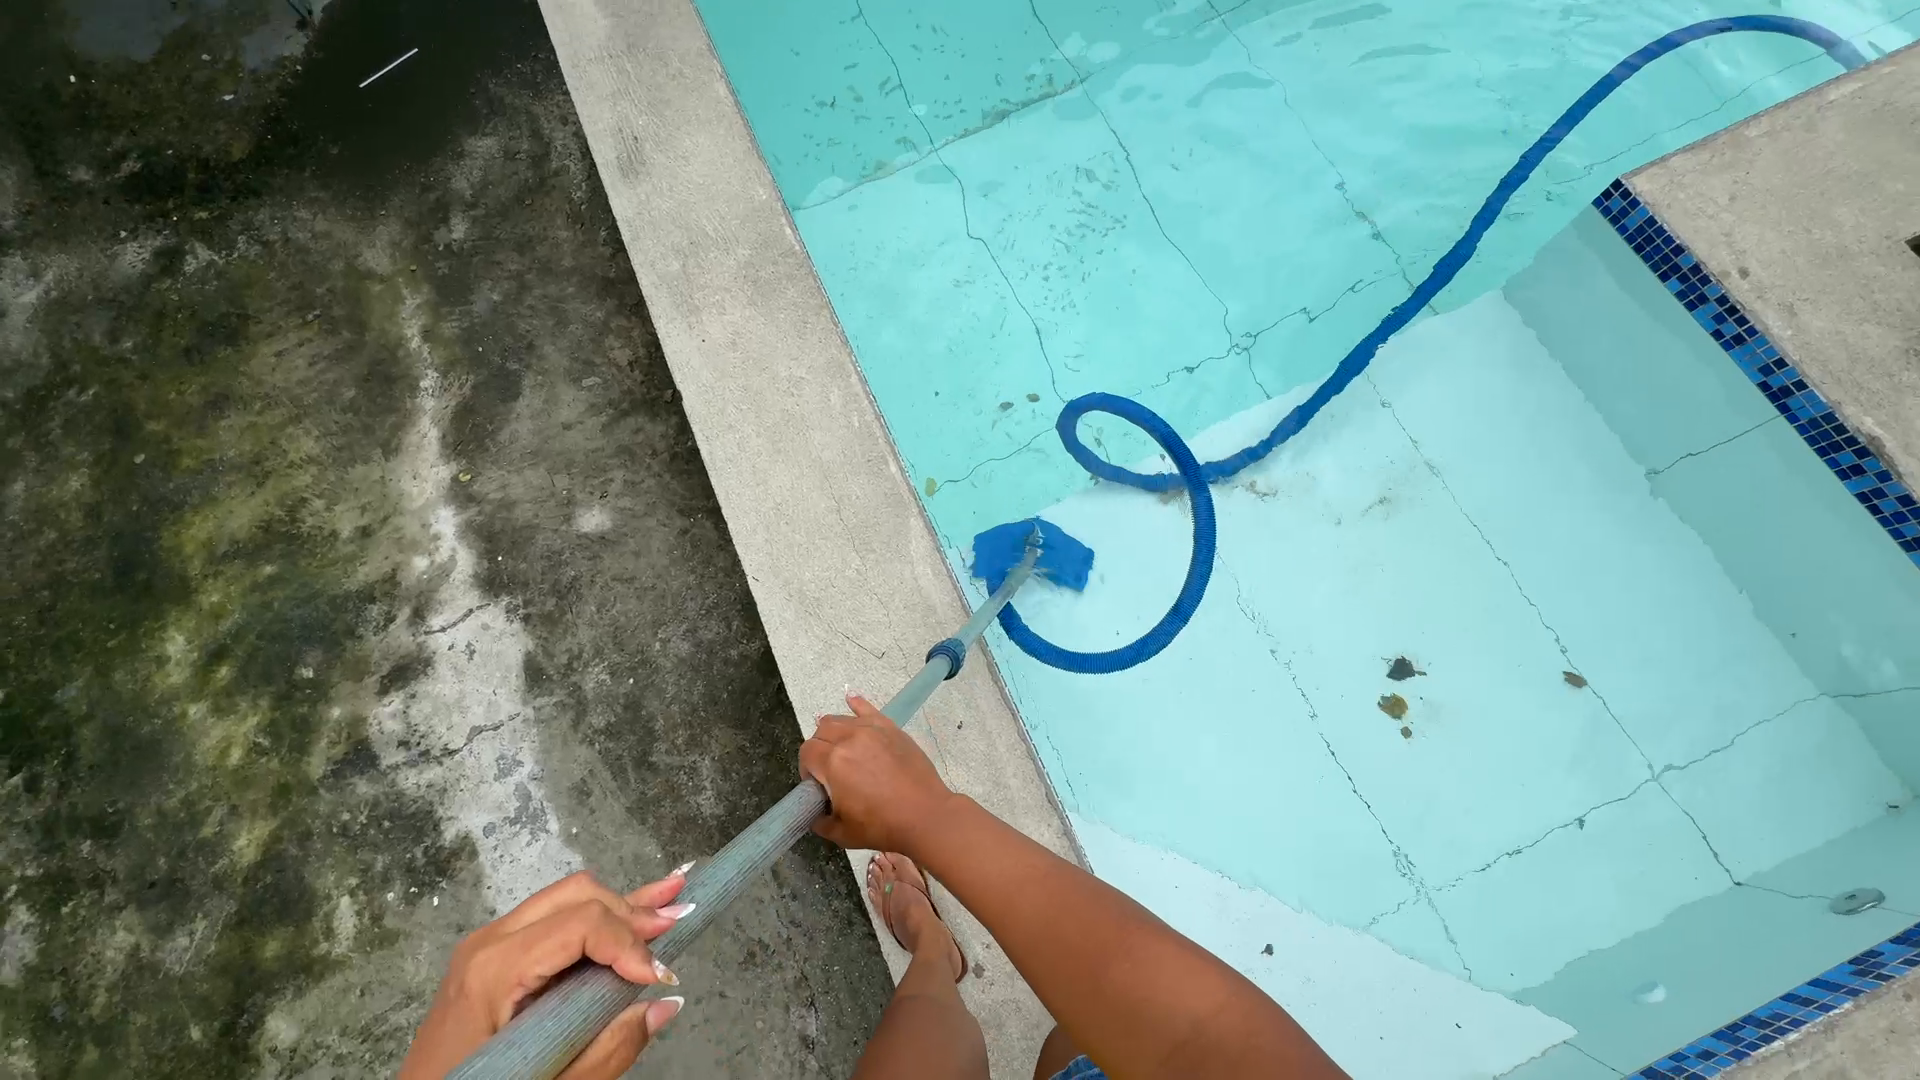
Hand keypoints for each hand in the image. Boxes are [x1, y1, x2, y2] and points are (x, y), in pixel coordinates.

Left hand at [398, 870, 694, 1079]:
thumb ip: (606, 1052)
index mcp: (495, 970)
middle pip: (580, 896)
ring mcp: (492, 943)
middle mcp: (491, 941)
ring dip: (624, 906)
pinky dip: (604, 910)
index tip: (660, 977)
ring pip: (572, 897)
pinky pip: (558, 916)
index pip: (583, 924)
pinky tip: (648, 895)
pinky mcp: (499, 954)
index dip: (628, 944)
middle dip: (632, 915)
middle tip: (677, 933)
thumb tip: (667, 1005)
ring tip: (678, 901)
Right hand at [799, 694, 956, 855]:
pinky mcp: (891, 728)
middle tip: (829, 770)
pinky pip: (869, 709)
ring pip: (841, 719)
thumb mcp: (842, 834)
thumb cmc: (883, 826)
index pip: (806, 752)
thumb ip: (820, 822)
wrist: (925, 815)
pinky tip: (850, 698)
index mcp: (833, 762)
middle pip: (821, 731)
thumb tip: (816, 814)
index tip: (816, 785)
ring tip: (841, 749)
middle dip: (818, 749)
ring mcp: (872, 730)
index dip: (806, 769)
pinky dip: (856, 704)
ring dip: (834, 732)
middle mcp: (849, 739)